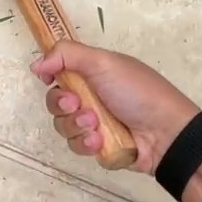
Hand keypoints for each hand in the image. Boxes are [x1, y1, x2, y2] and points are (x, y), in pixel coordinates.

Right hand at [31, 41, 197, 174]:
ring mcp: (94, 123)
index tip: (50, 80)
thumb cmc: (137, 92)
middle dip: (62, 105)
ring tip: (96, 126)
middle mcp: (91, 96)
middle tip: (77, 105)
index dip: (51, 77)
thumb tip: (35, 64)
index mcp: (93, 73)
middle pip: (55, 102)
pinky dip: (85, 143)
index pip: (58, 73)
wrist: (166, 133)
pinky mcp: (98, 147)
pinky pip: (76, 146)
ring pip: (63, 126)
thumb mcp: (103, 62)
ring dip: (76, 125)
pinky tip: (100, 141)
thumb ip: (66, 54)